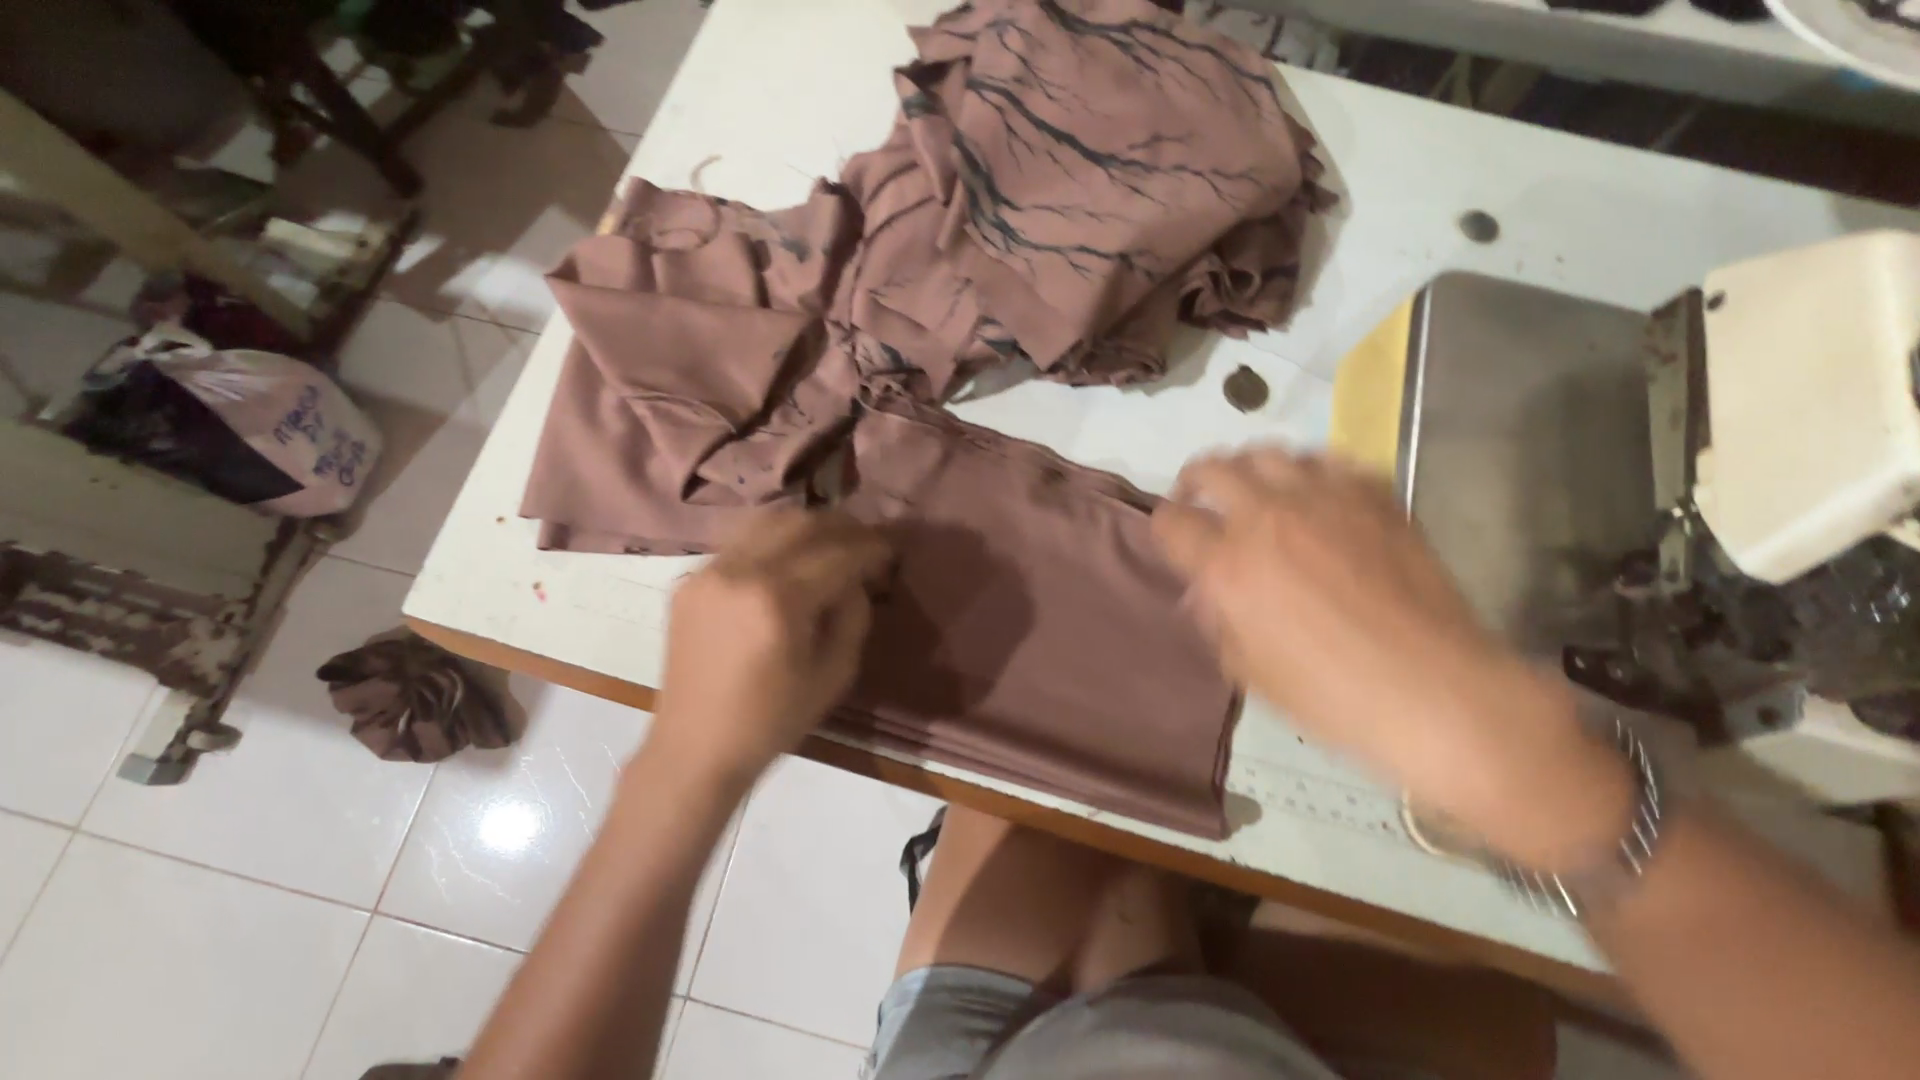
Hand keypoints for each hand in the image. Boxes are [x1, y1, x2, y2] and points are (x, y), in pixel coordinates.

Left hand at [651, 509, 890, 783]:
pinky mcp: (689, 580)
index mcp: (778, 600)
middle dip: (841, 526)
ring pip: (766, 521)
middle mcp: (740, 571)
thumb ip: (853, 615)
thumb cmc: (773, 720)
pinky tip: (787, 562)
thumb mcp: (835, 674)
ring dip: (805, 526)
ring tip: (829, 543)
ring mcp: (708, 571)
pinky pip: (739, 543)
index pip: (837, 552)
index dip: (871, 546)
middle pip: (801, 522)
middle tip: (864, 541)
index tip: (891, 549)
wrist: (696, 746)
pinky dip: (771, 542)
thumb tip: (855, 578)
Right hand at [1152, 448, 1633, 868]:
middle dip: (1194, 482)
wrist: (1434, 690)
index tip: (1173, 540)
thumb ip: (1216, 618)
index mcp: (1227, 565)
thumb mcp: (1249, 671)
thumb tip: (1204, 588)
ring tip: (1258, 490)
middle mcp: (1267, 517)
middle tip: (1200, 500)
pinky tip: (1316, 494)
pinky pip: (1329, 459)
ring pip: (1268, 452)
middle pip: (1212, 469)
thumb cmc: (1331, 696)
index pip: (1171, 521)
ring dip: (1250, 469)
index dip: (1164, 528)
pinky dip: (1310, 470)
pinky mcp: (1374, 495)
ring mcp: (1324, 499)